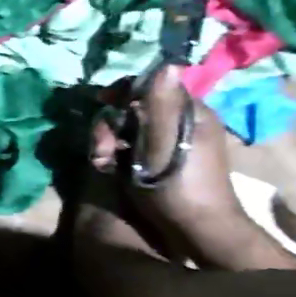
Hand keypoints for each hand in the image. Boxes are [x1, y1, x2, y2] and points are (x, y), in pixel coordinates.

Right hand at [90, 65, 241, 238]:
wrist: (194, 232)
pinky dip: (114, 155)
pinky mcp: (156, 163)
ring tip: (101, 162)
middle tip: (101, 147)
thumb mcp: (166, 141)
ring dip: (107, 141)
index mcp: (189, 112)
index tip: (101, 101)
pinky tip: (106, 169)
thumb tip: (167, 64)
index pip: (152, 85)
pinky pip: (129, 148)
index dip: (124, 90)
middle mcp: (179, 123)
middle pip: (134, 108)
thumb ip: (162, 104)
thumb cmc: (180, 185)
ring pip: (127, 129)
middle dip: (110, 123)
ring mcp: (167, 144)